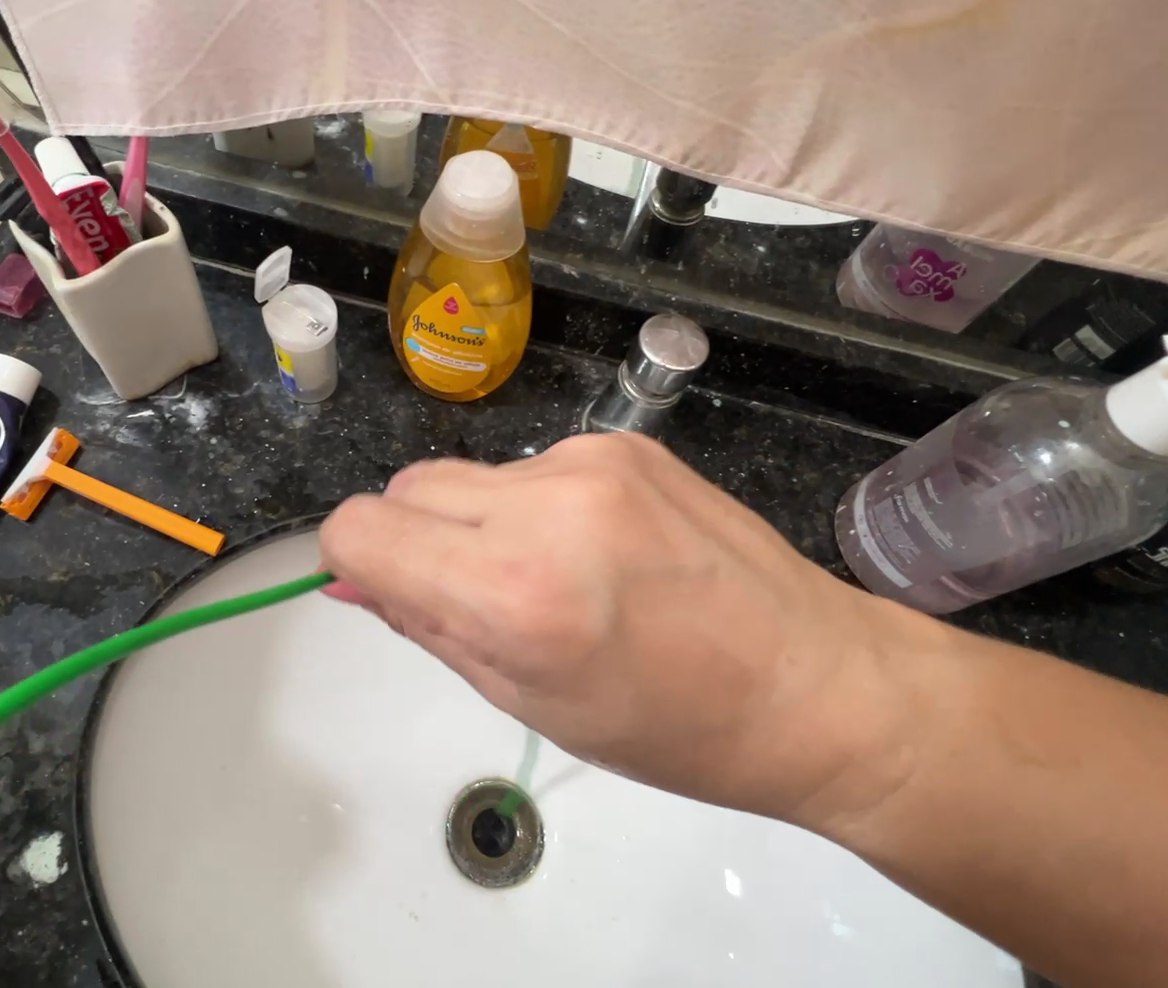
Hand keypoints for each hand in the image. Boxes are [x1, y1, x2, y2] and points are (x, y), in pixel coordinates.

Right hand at [319, 433, 947, 829]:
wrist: (815, 681)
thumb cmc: (673, 727)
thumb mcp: (529, 698)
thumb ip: (428, 624)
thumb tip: (356, 579)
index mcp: (513, 591)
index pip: (362, 528)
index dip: (352, 559)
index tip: (383, 586)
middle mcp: (544, 504)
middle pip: (407, 487)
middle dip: (414, 538)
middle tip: (471, 594)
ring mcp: (590, 460)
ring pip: (469, 475)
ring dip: (476, 520)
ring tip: (548, 575)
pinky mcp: (626, 441)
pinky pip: (531, 466)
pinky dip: (532, 504)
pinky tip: (593, 548)